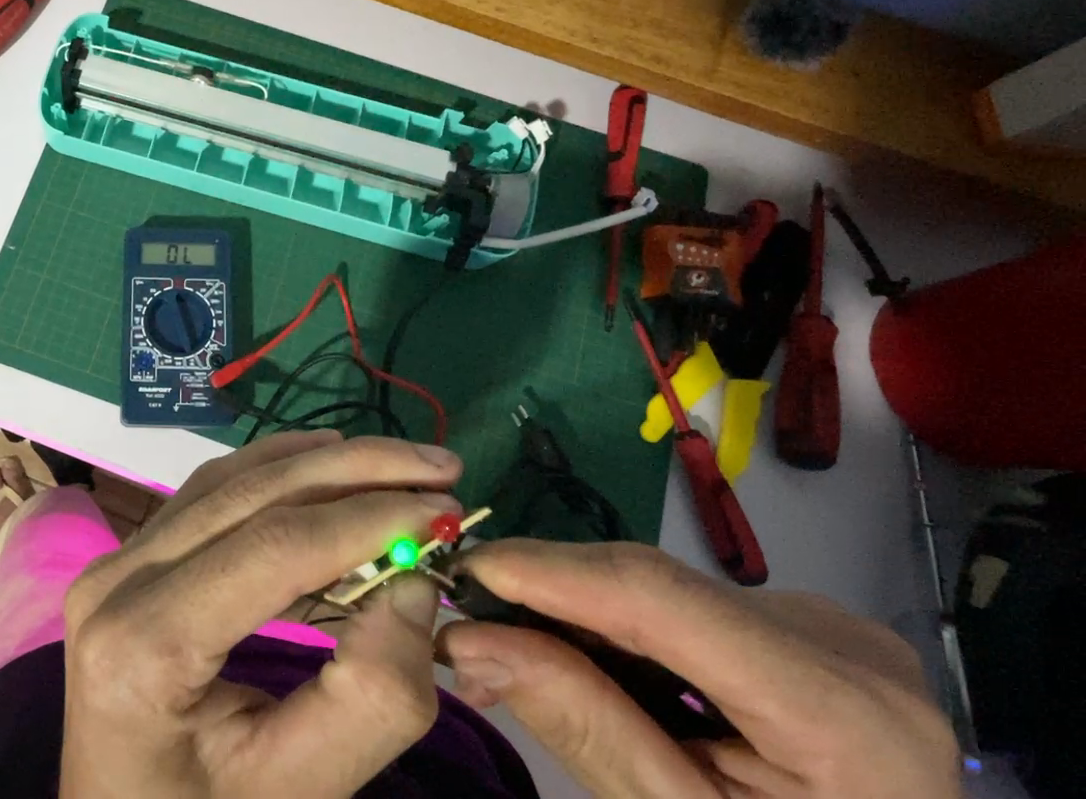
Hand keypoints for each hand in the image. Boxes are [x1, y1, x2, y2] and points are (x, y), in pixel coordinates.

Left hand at [61, 430, 462, 798]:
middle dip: (353, 469)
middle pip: (247, 495)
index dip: (364, 517)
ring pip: (228, 482)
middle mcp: (115, 583)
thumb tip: (413, 586)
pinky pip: (209, 497)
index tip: (445, 507)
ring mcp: (115, 564)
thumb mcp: (296, 790)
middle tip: (440, 466)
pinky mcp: (130, 560)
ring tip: (400, 465)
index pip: (270, 548)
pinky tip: (329, 469)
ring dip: (319, 464)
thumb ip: (368, 701)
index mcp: (142, 645)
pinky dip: (277, 476)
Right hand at [438, 540, 960, 797]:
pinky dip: (617, 631)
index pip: (661, 597)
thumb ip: (585, 728)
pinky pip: (684, 609)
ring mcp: (828, 631)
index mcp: (840, 712)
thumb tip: (472, 641)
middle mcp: (839, 642)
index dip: (549, 571)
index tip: (459, 571)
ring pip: (662, 592)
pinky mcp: (807, 635)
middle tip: (465, 638)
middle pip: (656, 588)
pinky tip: (576, 663)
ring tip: (508, 659)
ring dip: (574, 615)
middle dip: (546, 598)